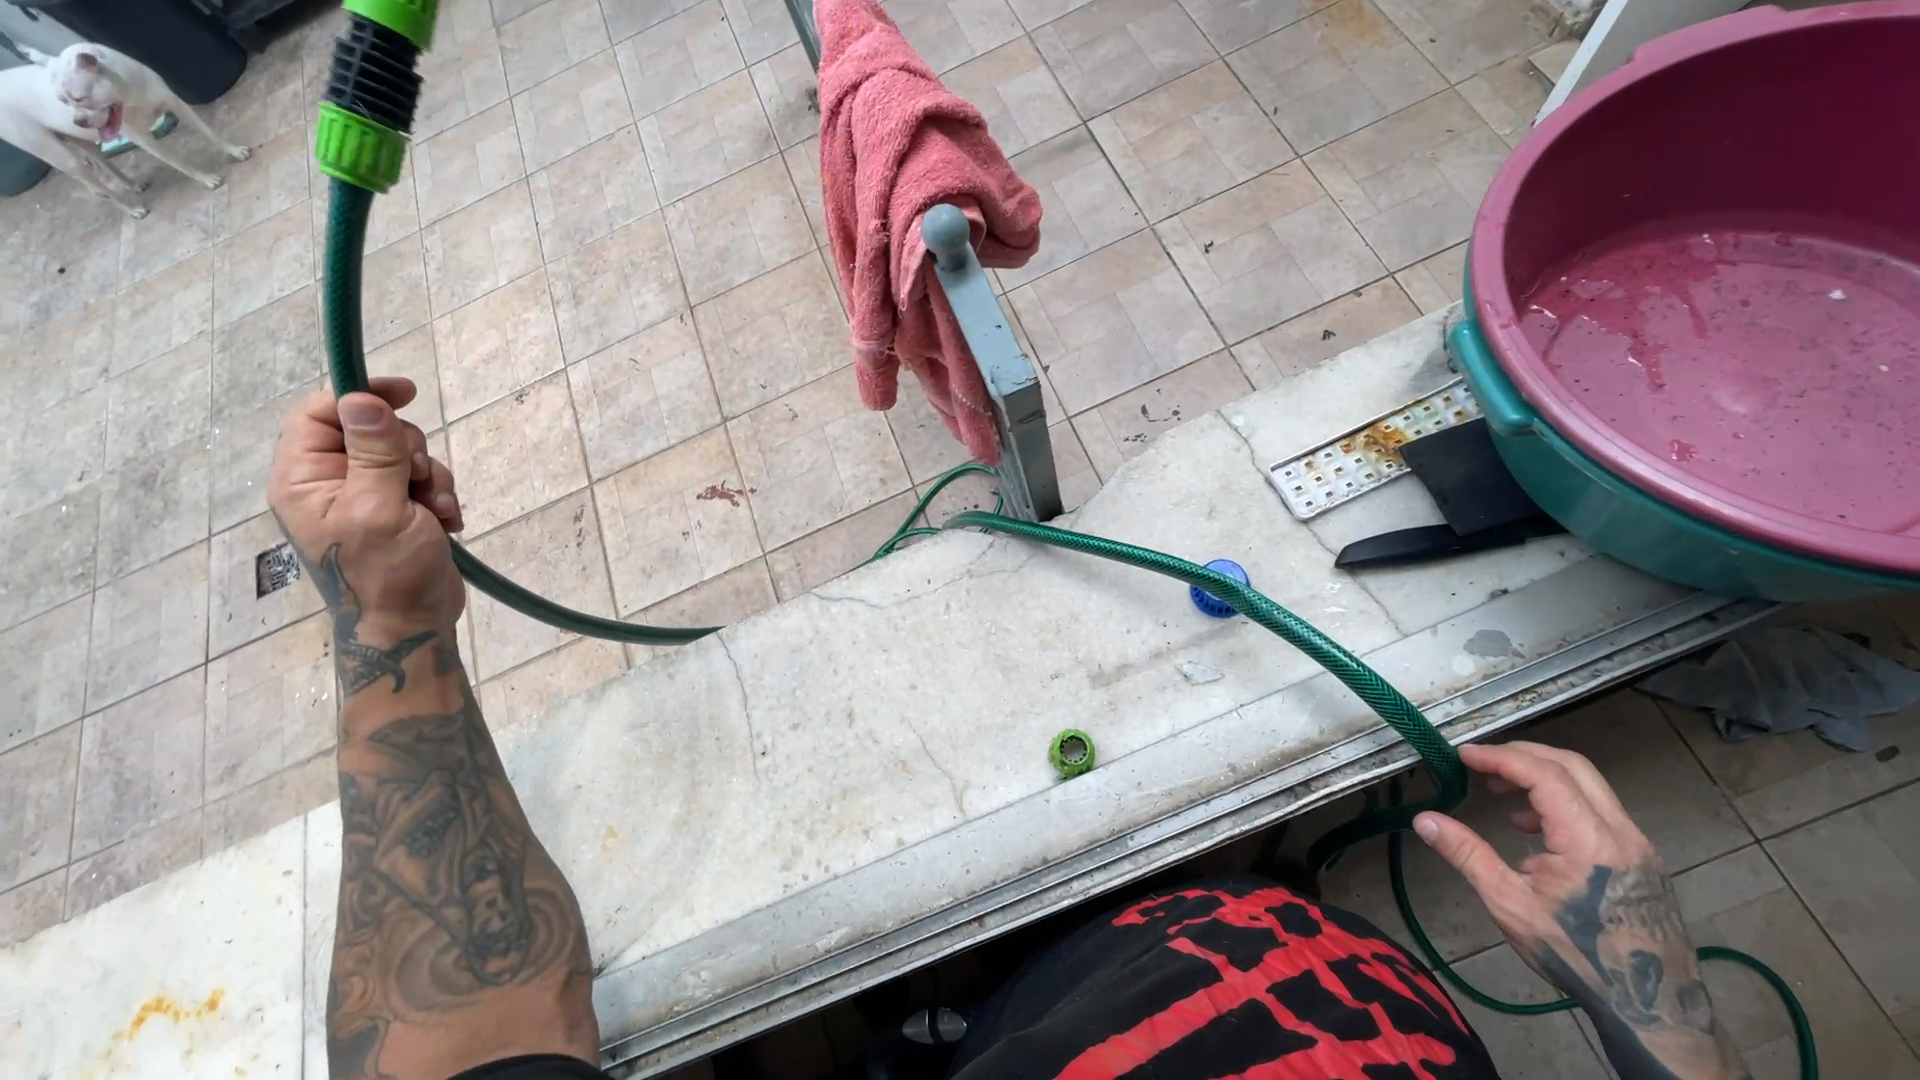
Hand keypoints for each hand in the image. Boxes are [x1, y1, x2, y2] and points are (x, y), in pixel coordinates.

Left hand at [268, 379, 465, 690]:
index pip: (321, 413)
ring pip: (405, 456)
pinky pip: (422, 482)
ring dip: (431, 478)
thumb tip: (362, 398)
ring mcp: (365, 497)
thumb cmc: (387, 571)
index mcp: (305, 478)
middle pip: (373, 431)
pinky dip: (440, 497)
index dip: (361, 395)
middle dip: (409, 450)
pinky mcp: (397, 512)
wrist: (412, 625)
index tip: (407, 393)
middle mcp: (329, 482)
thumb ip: (374, 452)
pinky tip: (446, 522)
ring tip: (437, 512)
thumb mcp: (380, 507)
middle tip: (419, 479)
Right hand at [1414, 742, 1746, 1078]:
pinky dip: (1561, 800)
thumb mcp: (1509, 903)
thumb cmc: (1574, 952)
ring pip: (1590, 786)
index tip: (1463, 755)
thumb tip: (1423, 819)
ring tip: (1501, 793)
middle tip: (1482, 761)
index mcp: (1588, 838)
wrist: (1649, 1006)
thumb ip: (1467, 854)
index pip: (1542, 774)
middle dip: (1523, 754)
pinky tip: (1532, 828)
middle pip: (1573, 766)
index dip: (1499, 757)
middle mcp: (1620, 831)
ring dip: (1542, 777)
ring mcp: (1637, 844)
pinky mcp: (1641, 859)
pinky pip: (1599, 810)